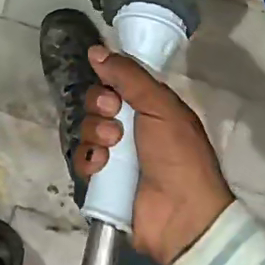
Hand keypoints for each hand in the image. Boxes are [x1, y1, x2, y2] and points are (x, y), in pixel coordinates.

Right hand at [72, 45, 234, 264]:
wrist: (182, 214)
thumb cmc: (178, 153)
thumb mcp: (160, 106)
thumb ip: (128, 76)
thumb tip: (96, 50)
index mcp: (150, 105)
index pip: (117, 81)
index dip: (109, 79)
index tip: (110, 84)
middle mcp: (131, 125)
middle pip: (97, 102)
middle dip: (100, 106)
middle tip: (114, 116)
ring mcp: (116, 154)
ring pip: (87, 128)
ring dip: (95, 133)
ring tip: (112, 147)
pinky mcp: (103, 180)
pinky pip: (82, 159)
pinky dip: (88, 160)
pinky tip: (101, 166)